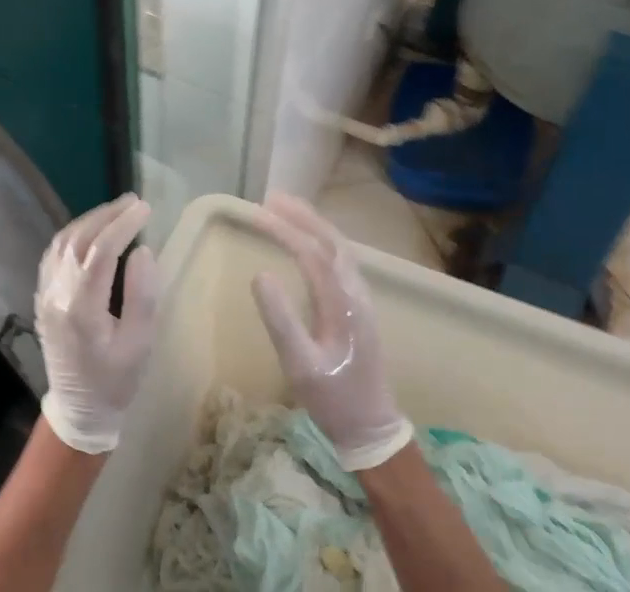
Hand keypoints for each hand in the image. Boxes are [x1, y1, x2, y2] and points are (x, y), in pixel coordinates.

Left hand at [35, 194, 157, 453]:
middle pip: (79, 240)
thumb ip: (142, 295)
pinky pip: (53, 255)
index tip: (144, 209)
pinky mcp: (43, 298)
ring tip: (116, 210)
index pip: (101, 251)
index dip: (123, 225)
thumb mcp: (140, 344)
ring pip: (62, 243)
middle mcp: (58, 294)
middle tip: (133, 201)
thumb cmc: (115, 380)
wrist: (79, 410)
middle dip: (107, 215)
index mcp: (82, 307)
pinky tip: (90, 231)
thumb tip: (142, 251)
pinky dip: (73, 235)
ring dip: (89, 221)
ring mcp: (46, 294)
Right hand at [249, 194, 412, 470]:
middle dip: (303, 216)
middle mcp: (356, 294)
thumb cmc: (333, 400)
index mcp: (343, 303)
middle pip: (332, 242)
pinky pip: (340, 263)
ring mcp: (361, 301)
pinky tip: (307, 246)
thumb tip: (260, 274)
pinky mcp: (358, 310)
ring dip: (314, 226)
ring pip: (339, 250)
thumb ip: (281, 319)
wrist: (372, 431)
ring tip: (286, 212)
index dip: (285, 229)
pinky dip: (321, 243)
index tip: (257, 212)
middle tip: (271, 199)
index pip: (312, 252)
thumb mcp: (300, 365)